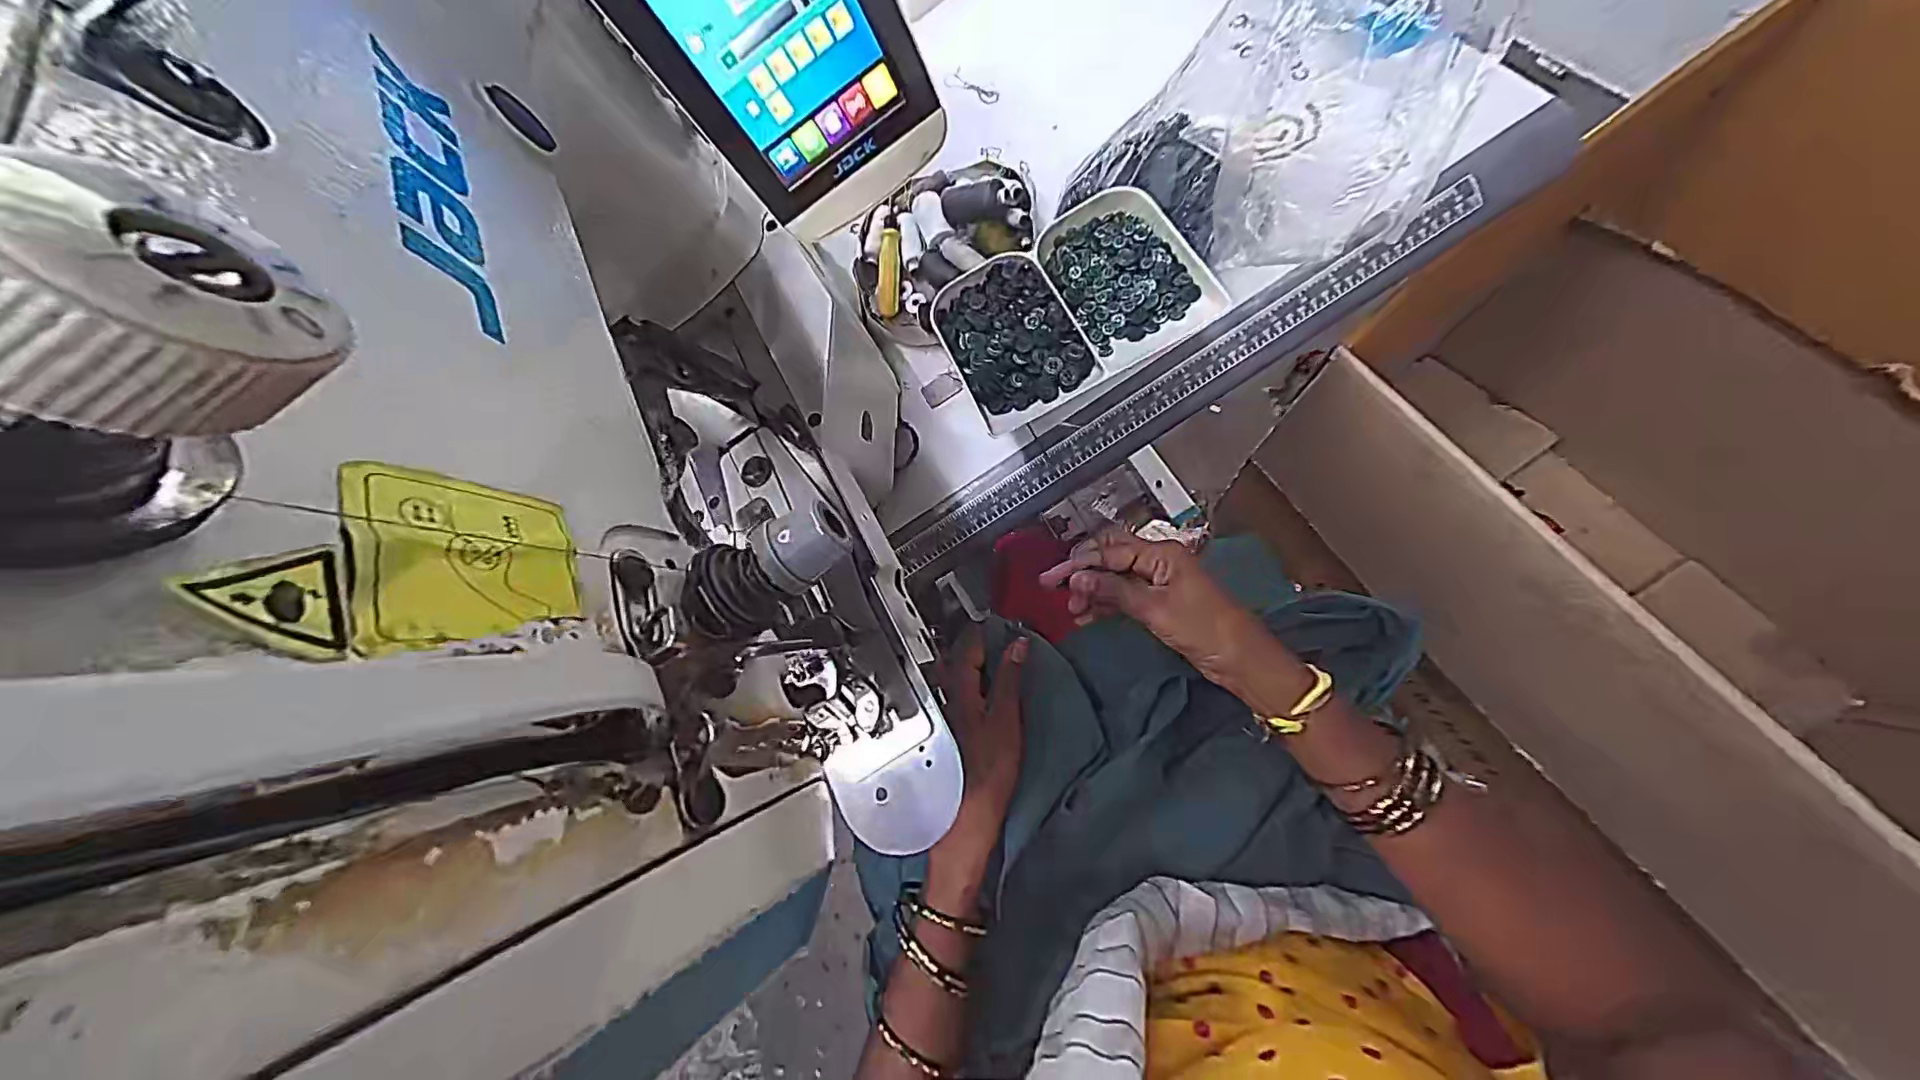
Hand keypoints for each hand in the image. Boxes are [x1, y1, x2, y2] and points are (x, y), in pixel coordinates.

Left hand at [927, 627, 1028, 905]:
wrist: (970, 816)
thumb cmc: (989, 770)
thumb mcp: (1007, 719)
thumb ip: (1011, 679)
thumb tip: (1018, 645)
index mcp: (957, 690)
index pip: (967, 646)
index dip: (985, 631)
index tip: (1004, 623)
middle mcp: (946, 699)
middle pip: (958, 659)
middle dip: (978, 644)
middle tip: (1002, 636)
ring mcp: (947, 716)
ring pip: (958, 677)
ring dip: (976, 664)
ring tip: (998, 659)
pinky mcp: (952, 732)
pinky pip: (962, 695)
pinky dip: (976, 684)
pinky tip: (990, 692)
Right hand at [1038, 526, 1300, 701]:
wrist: (1242, 659)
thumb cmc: (1206, 629)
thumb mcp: (1154, 608)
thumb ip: (1113, 591)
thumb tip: (1078, 578)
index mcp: (1162, 553)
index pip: (1110, 551)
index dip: (1079, 564)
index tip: (1053, 578)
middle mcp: (1159, 561)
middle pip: (1110, 559)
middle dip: (1082, 573)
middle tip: (1054, 588)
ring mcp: (1159, 581)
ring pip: (1115, 578)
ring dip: (1092, 591)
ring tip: (1072, 609)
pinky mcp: (1160, 601)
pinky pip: (1124, 596)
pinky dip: (1105, 604)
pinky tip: (1088, 615)